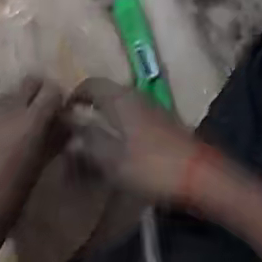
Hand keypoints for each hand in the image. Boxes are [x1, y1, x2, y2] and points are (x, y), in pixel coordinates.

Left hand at [0, 79, 64, 236]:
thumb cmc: (10, 199)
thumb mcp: (38, 167)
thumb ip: (54, 141)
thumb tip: (66, 127)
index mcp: (31, 121)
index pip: (52, 90)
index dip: (58, 99)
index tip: (60, 112)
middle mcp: (9, 107)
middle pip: (30, 82)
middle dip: (39, 93)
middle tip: (41, 114)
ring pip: (10, 94)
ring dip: (18, 104)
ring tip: (16, 128)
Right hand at [67, 77, 208, 205]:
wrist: (201, 176)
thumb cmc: (152, 166)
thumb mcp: (112, 160)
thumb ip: (88, 142)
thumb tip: (70, 130)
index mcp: (120, 97)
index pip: (90, 84)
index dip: (73, 97)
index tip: (60, 115)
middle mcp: (135, 95)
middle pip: (105, 93)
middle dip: (88, 108)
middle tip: (72, 130)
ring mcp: (152, 107)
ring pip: (119, 105)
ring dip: (104, 118)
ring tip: (90, 142)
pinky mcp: (163, 123)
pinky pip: (132, 116)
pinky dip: (119, 126)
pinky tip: (116, 148)